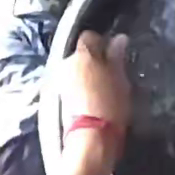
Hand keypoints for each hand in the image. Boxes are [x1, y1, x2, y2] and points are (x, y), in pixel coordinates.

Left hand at [61, 31, 130, 159]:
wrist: (89, 138)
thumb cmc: (110, 104)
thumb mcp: (120, 79)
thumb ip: (117, 56)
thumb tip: (119, 38)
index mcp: (83, 53)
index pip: (89, 36)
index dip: (101, 43)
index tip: (112, 56)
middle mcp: (66, 61)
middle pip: (80, 54)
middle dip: (91, 60)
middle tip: (107, 74)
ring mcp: (58, 80)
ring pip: (73, 70)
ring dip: (83, 75)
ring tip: (97, 90)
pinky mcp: (54, 97)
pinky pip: (69, 85)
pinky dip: (77, 88)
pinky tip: (87, 100)